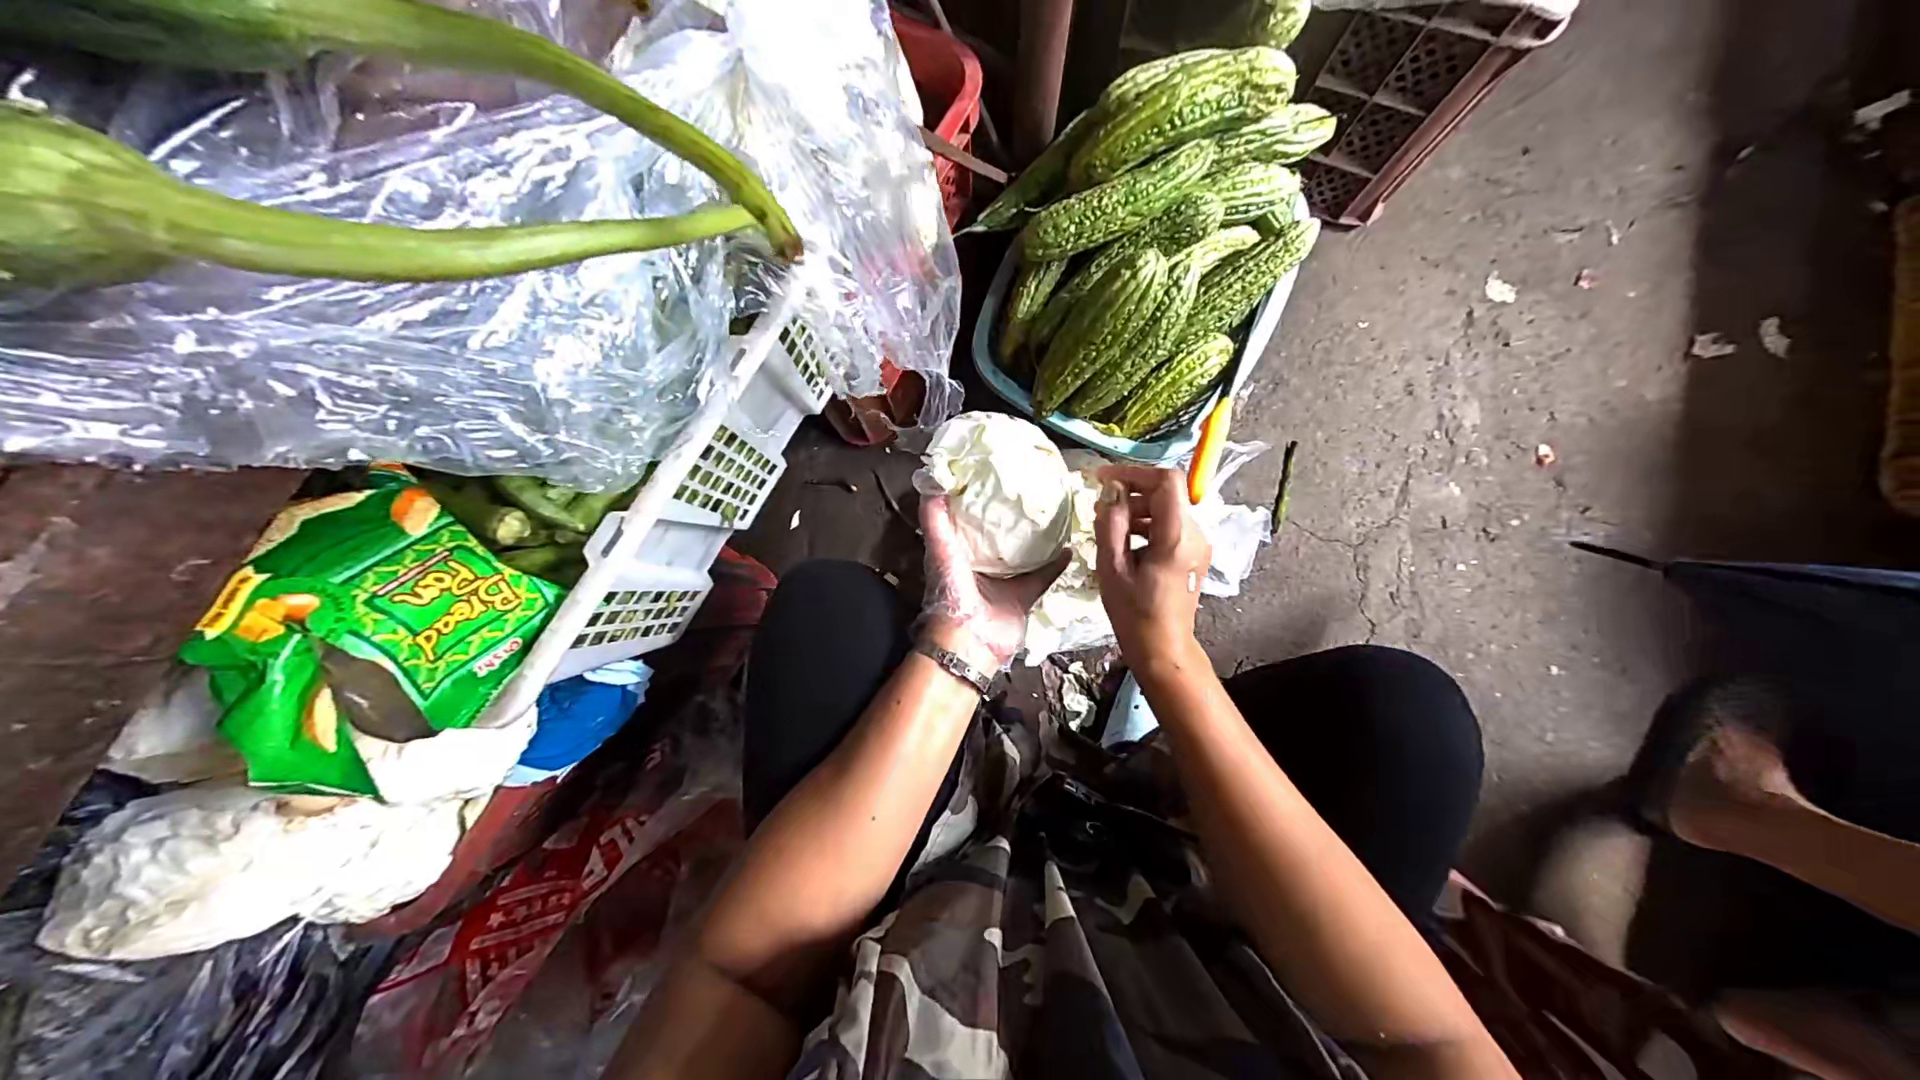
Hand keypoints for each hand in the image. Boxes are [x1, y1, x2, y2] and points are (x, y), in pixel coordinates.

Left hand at [919, 494, 1068, 671]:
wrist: (970, 639)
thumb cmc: (951, 593)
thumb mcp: (939, 549)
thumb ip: (934, 519)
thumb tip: (932, 482)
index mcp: (959, 554)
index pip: (967, 522)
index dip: (977, 502)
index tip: (992, 478)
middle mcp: (981, 566)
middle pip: (999, 537)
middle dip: (1010, 518)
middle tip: (1028, 491)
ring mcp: (1005, 582)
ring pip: (1024, 554)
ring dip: (1037, 538)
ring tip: (1051, 513)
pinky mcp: (1024, 595)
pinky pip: (1044, 576)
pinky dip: (1057, 563)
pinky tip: (1068, 546)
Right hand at [1093, 465, 1210, 667]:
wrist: (1163, 648)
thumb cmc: (1134, 613)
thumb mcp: (1112, 567)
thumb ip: (1111, 524)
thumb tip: (1111, 491)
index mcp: (1177, 537)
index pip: (1166, 481)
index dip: (1134, 472)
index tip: (1104, 479)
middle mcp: (1195, 534)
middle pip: (1167, 492)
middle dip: (1132, 491)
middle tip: (1101, 505)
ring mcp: (1198, 543)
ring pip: (1167, 507)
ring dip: (1137, 508)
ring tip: (1109, 525)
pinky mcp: (1193, 552)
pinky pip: (1170, 524)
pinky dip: (1146, 523)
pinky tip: (1125, 541)